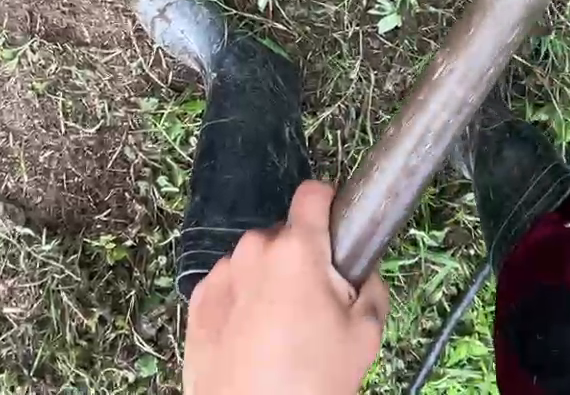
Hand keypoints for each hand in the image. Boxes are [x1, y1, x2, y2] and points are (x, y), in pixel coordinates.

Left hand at [184, 181, 387, 394]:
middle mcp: (254, 248)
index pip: (313, 193)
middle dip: (302, 258)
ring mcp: (222, 272)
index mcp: (296, 249)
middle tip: (313, 304)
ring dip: (270, 277)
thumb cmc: (310, 381)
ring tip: (279, 327)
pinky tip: (251, 337)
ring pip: (257, 259)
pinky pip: (231, 282)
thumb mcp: (364, 337)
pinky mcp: (199, 299)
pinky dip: (242, 298)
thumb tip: (360, 268)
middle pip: (286, 234)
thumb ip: (370, 287)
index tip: (335, 230)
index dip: (328, 205)